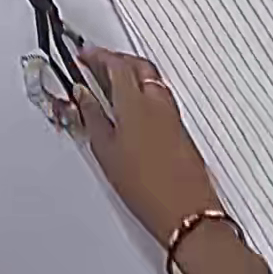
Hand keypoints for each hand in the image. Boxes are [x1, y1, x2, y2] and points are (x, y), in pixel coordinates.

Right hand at [74, 48, 217, 241]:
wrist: (188, 219)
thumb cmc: (147, 187)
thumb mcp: (105, 148)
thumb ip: (92, 115)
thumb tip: (83, 96)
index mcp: (135, 102)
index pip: (116, 64)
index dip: (97, 55)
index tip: (84, 55)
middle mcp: (158, 104)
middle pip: (139, 65)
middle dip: (117, 58)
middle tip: (98, 61)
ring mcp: (173, 118)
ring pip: (153, 80)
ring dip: (133, 73)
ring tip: (113, 81)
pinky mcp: (183, 133)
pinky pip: (162, 98)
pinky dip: (145, 91)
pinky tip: (133, 106)